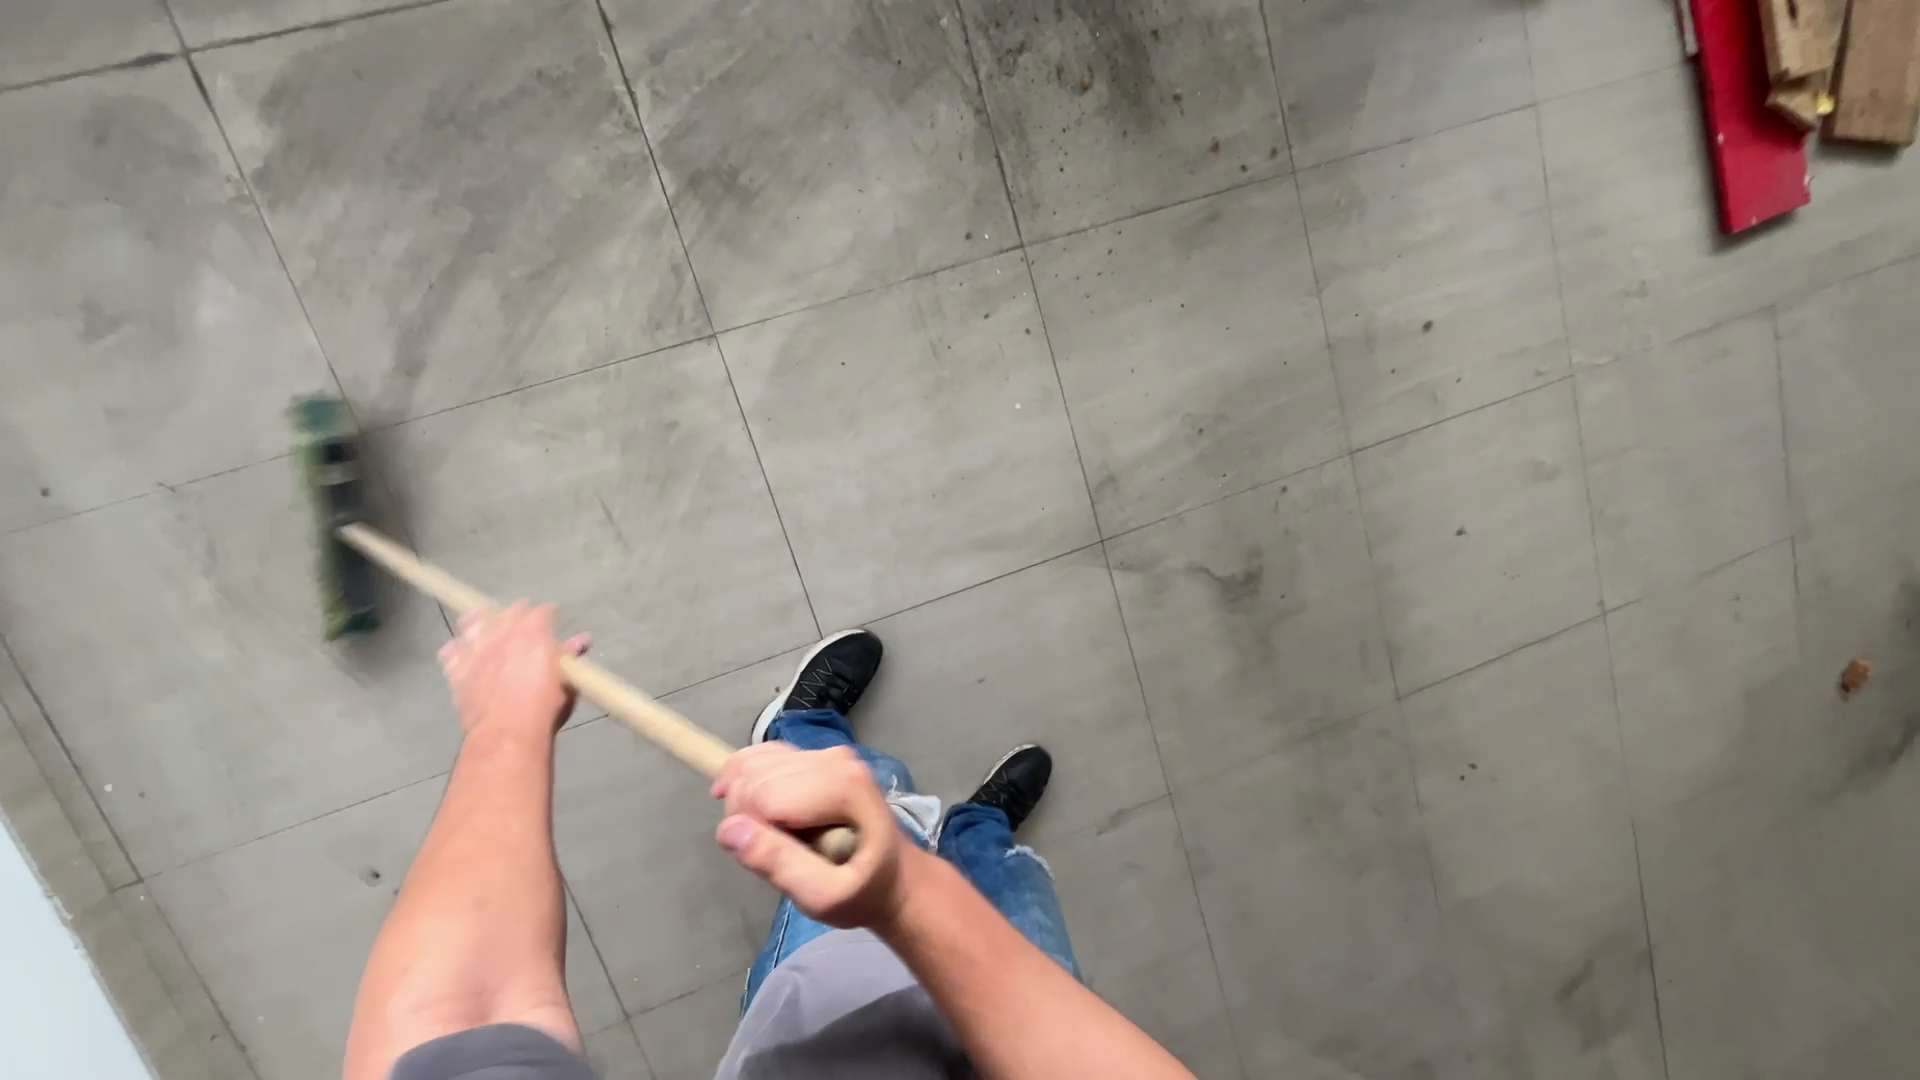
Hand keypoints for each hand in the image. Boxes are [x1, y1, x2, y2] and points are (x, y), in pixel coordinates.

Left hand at [436, 602, 590, 740]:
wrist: (507, 732)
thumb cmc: (545, 707)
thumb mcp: (566, 680)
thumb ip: (570, 655)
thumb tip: (583, 639)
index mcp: (534, 635)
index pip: (540, 612)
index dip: (545, 611)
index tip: (550, 613)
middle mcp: (503, 637)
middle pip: (506, 613)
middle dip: (514, 612)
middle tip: (519, 614)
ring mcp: (476, 652)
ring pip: (473, 625)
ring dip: (479, 621)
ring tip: (482, 620)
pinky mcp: (457, 671)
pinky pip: (450, 653)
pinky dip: (454, 649)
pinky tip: (457, 649)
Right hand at [712, 743, 911, 929]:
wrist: (898, 878)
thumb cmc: (865, 892)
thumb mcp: (823, 898)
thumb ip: (778, 864)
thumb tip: (729, 830)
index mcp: (843, 788)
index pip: (763, 793)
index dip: (746, 827)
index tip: (757, 859)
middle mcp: (836, 760)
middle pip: (758, 774)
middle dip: (743, 812)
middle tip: (762, 849)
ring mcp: (829, 754)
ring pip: (757, 761)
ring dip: (744, 796)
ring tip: (762, 833)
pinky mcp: (820, 757)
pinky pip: (767, 756)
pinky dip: (748, 777)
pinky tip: (744, 803)